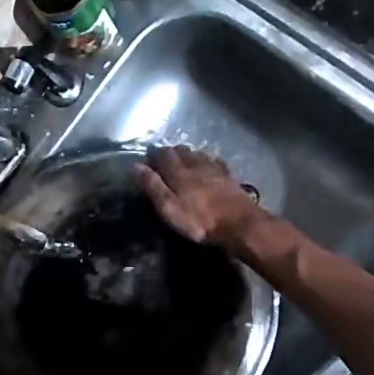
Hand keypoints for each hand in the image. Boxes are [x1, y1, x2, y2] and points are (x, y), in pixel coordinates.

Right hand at [135, 145, 266, 246]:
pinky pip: (214, 161)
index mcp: (178, 171)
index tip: (147, 160)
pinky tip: (208, 165)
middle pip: (181, 151)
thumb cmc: (199, 220)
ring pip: (197, 154)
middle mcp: (195, 164)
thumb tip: (134, 166)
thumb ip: (152, 186)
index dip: (153, 155)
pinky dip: (207, 161)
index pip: (162, 154)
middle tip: (163, 161)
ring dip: (188, 155)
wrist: (239, 223)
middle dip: (170, 153)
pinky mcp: (229, 176)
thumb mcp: (168, 207)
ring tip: (183, 162)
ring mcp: (215, 168)